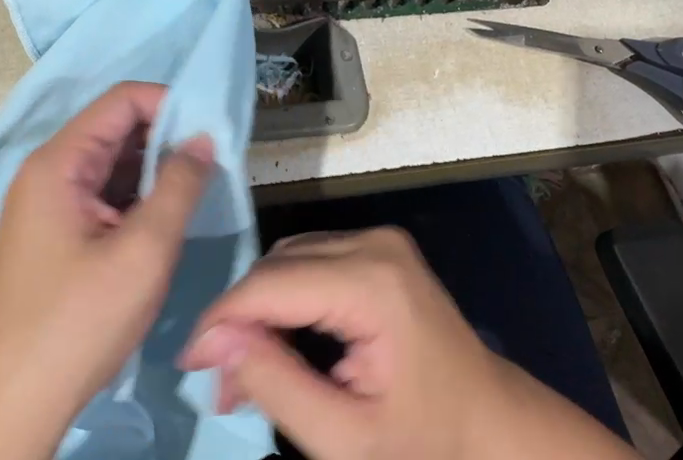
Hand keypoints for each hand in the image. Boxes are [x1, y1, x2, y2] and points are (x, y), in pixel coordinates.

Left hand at [0, 82, 215, 459]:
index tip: (212, 134)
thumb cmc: (77, 323)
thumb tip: (203, 138)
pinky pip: (99, 198)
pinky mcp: (51, 237)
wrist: (10, 406)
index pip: (121, 101)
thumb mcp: (143, 252)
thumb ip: (179, 186)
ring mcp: (44, 207)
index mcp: (58, 163)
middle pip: (114, 130)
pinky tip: (162, 225)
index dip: (170, 106)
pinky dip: (134, 202)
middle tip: (212, 169)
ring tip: (194, 198)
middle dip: (165, 142)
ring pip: (110, 167)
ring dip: (153, 175)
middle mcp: (46, 173)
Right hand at [180, 228, 636, 459]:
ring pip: (289, 260)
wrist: (493, 425)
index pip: (270, 283)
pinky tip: (275, 342)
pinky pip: (311, 262)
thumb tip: (217, 344)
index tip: (189, 365)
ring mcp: (380, 242)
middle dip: (239, 319)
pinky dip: (285, 298)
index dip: (221, 320)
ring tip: (244, 369)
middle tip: (219, 381)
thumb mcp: (346, 438)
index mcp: (372, 282)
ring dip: (259, 308)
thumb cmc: (427, 440)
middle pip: (277, 266)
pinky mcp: (380, 251)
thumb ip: (278, 386)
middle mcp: (374, 243)